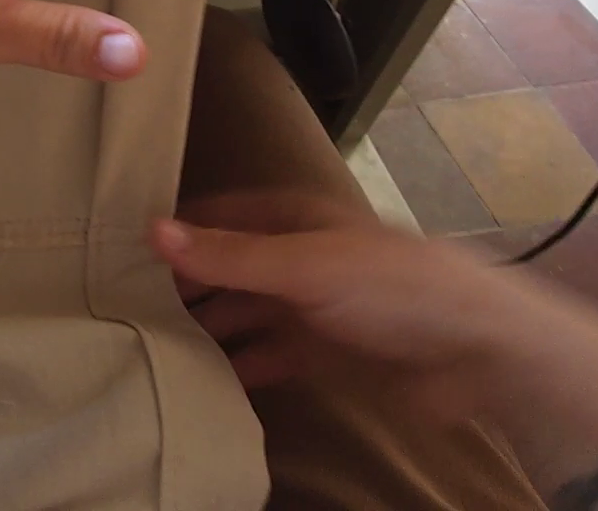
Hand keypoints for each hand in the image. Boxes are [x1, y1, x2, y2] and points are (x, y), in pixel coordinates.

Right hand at [151, 192, 582, 421]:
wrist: (475, 351)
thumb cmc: (385, 285)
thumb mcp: (301, 264)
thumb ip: (227, 255)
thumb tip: (151, 229)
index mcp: (286, 218)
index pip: (215, 215)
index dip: (175, 229)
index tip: (122, 248)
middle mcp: (290, 256)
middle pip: (223, 267)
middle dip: (184, 284)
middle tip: (126, 306)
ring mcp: (305, 305)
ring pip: (240, 313)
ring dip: (205, 328)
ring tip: (153, 346)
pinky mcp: (320, 352)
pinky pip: (265, 355)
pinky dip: (238, 366)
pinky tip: (205, 381)